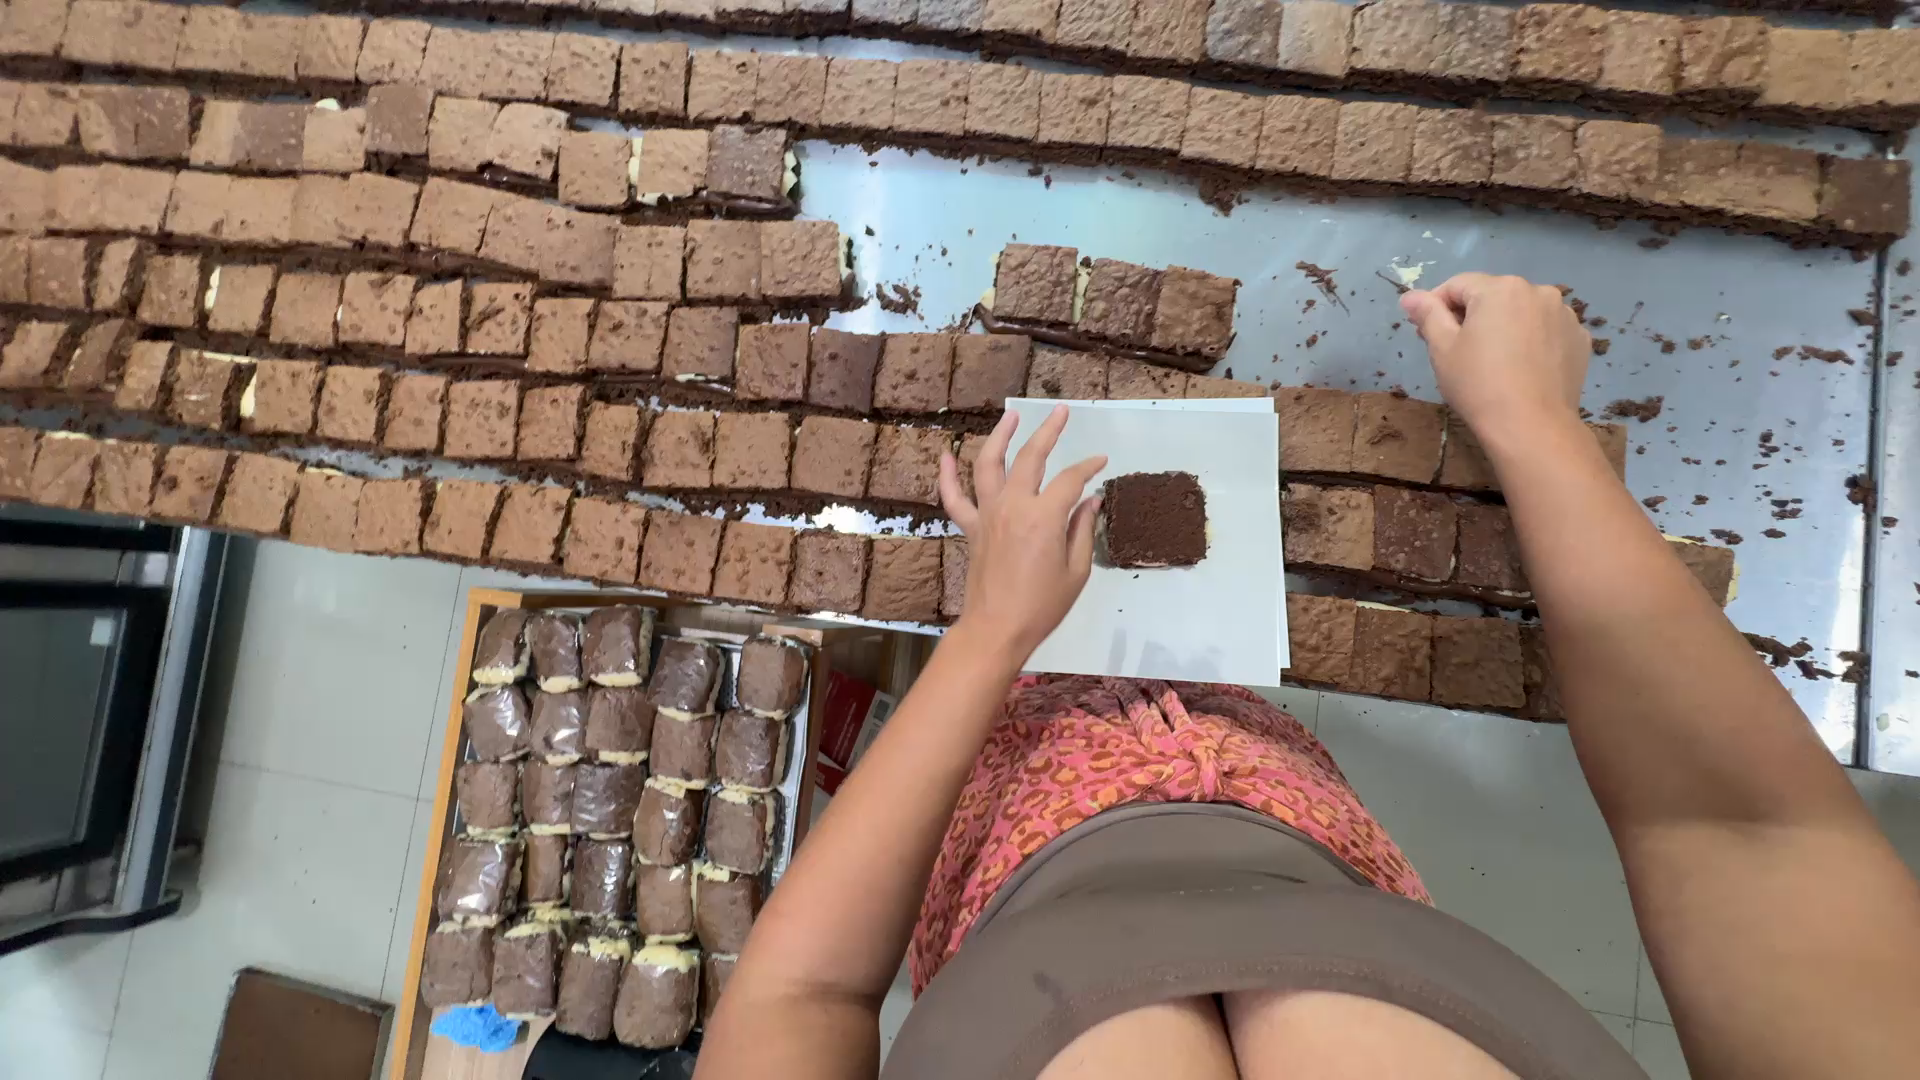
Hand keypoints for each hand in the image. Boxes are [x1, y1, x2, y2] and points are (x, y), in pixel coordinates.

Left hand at [938, 405, 1106, 663]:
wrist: (997, 629)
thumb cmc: (1043, 606)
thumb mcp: (1076, 571)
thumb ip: (1082, 530)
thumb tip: (1090, 500)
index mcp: (1044, 517)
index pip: (1071, 479)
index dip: (1089, 468)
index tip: (1101, 463)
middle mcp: (1013, 506)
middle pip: (1031, 457)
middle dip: (1049, 431)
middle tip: (1061, 412)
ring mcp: (987, 514)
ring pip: (989, 464)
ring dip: (1000, 436)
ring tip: (1012, 416)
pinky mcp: (970, 528)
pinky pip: (954, 498)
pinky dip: (947, 475)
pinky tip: (946, 455)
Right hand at [1400, 272, 1589, 436]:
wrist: (1530, 423)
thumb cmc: (1476, 383)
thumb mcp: (1442, 348)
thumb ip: (1427, 315)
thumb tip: (1410, 296)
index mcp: (1500, 289)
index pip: (1457, 284)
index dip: (1435, 306)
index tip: (1426, 333)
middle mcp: (1538, 291)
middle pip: (1492, 295)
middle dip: (1470, 315)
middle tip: (1455, 350)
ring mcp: (1565, 314)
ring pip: (1521, 311)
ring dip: (1502, 326)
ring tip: (1491, 360)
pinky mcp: (1580, 337)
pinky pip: (1545, 330)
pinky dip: (1529, 340)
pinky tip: (1519, 367)